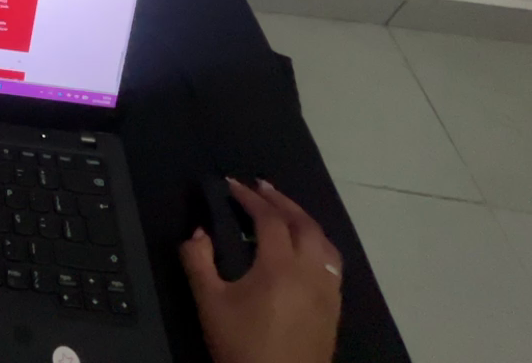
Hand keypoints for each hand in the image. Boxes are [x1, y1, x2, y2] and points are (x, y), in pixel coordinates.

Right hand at [180, 178, 341, 362]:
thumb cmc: (241, 347)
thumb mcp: (208, 302)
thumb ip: (197, 260)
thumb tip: (199, 232)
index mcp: (280, 268)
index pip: (269, 219)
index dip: (250, 197)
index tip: (231, 185)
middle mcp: (310, 275)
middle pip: (304, 224)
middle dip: (281, 201)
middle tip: (259, 187)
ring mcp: (327, 294)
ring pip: (325, 244)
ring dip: (304, 220)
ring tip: (283, 211)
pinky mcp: (333, 312)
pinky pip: (332, 264)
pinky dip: (317, 244)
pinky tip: (302, 249)